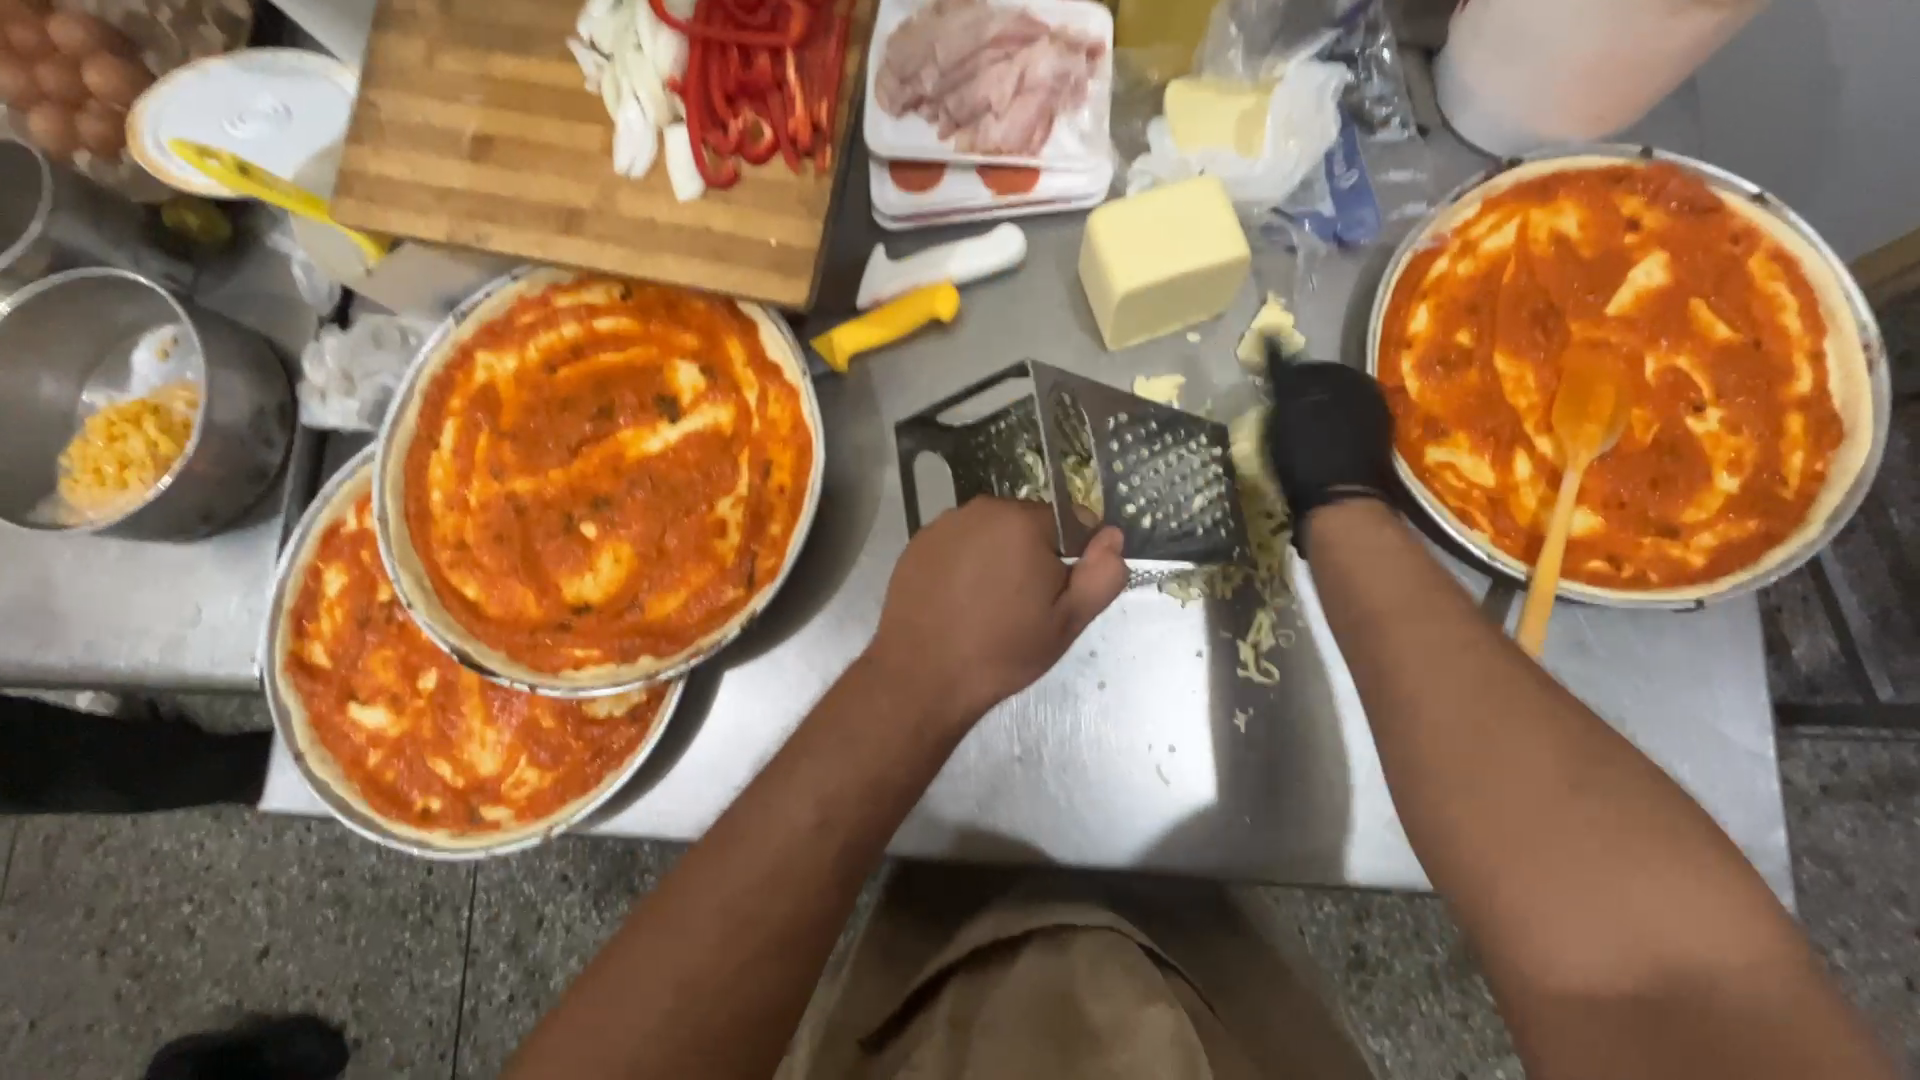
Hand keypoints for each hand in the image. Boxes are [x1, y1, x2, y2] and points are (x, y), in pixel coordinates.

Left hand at [866, 498, 1127, 730]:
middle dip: (1033, 557)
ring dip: (997, 560)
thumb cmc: (1002, 650)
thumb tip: (1113, 536)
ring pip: (991, 535)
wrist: (923, 676)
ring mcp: (943, 525)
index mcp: (1023, 521)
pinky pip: (958, 546)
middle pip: (1028, 525)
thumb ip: (1101, 574)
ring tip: (988, 608)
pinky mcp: (917, 545)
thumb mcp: (1068, 621)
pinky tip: (959, 603)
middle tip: (1023, 607)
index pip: (1070, 522)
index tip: (1054, 597)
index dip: (1072, 560)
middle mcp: (981, 510)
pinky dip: (964, 566)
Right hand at [1262, 358, 1397, 548]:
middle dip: (1307, 394)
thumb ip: (1281, 374)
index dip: (1288, 378)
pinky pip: (1347, 428)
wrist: (1340, 501)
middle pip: (1329, 386)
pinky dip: (1331, 432)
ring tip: (1298, 430)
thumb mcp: (1285, 409)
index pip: (1311, 367)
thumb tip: (1271, 338)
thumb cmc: (1307, 452)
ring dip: (1320, 413)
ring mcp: (1377, 421)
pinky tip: (1316, 447)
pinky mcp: (1377, 447)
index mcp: (1348, 378)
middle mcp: (1370, 393)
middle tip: (1283, 410)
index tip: (1271, 390)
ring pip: (1339, 407)